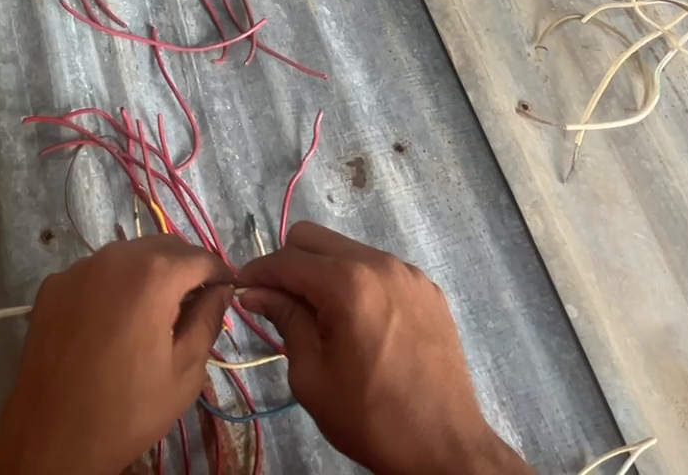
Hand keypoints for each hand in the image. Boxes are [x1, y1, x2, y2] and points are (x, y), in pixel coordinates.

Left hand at [0, 235, 233, 474]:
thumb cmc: (127, 409)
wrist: (52, 437)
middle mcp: (114, 257)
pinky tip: (112, 319)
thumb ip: (207, 320)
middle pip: (162, 246)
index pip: (200, 257)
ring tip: (154, 310)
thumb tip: (220, 290)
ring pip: (127, 255)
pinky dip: (112, 284)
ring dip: (148, 271)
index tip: (227, 291)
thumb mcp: (184, 371)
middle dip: (185, 267)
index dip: (219, 273)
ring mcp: (78, 268)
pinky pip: (94, 272)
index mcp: (153, 275)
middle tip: (195, 301)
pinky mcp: (53, 285)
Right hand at [236, 222, 532, 474]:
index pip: (286, 260)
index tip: (241, 288)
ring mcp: (407, 272)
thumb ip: (284, 320)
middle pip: (312, 237)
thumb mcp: (312, 376)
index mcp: (347, 284)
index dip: (257, 272)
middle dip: (287, 262)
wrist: (446, 449)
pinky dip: (357, 281)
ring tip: (320, 313)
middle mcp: (378, 264)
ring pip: (345, 248)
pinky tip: (359, 319)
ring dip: (322, 270)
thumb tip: (256, 293)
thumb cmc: (371, 418)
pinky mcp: (426, 287)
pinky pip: (377, 267)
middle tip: (279, 299)